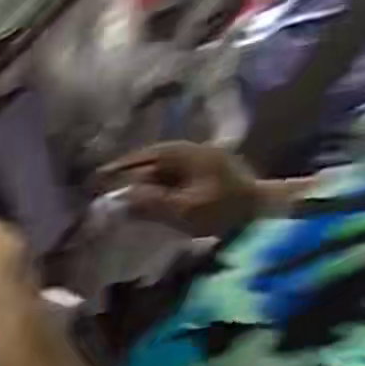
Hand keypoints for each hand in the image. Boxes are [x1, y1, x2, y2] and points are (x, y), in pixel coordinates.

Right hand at [100, 142, 263, 236]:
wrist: (266, 213)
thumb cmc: (226, 210)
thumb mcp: (186, 210)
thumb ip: (152, 203)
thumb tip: (124, 198)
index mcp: (189, 155)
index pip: (148, 155)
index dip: (121, 166)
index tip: (98, 176)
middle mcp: (195, 153)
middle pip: (154, 158)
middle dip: (128, 170)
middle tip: (104, 184)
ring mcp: (204, 163)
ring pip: (163, 167)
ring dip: (141, 177)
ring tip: (120, 191)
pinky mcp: (209, 177)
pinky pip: (173, 176)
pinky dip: (154, 184)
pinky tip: (145, 196)